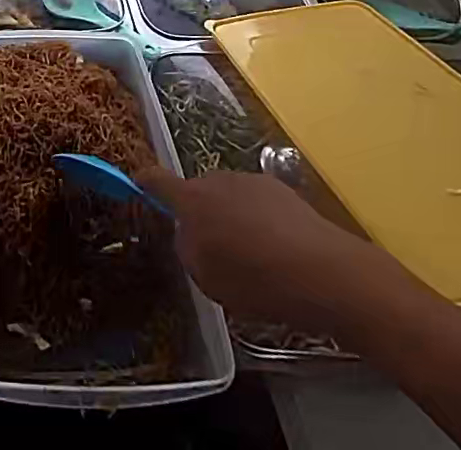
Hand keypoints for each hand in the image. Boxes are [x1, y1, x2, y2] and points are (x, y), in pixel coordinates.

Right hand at [136, 167, 416, 331]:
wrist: (326, 272)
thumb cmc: (257, 280)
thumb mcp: (207, 278)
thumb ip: (188, 248)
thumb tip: (189, 231)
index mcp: (193, 200)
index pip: (157, 181)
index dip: (144, 181)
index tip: (135, 181)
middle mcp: (219, 180)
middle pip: (197, 192)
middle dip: (197, 213)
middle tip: (209, 248)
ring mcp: (252, 180)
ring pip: (227, 197)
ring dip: (229, 217)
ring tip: (249, 255)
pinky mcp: (281, 189)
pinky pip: (254, 202)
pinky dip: (256, 220)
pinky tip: (274, 250)